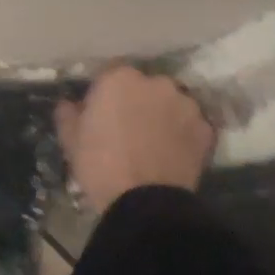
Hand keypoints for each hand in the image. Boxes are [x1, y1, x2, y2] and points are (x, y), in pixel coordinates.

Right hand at [55, 66, 215, 213]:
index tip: (97, 111)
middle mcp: (157, 83)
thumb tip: (70, 104)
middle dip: (135, 101)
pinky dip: (180, 133)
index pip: (109, 74)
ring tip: (150, 141)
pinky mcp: (206, 128)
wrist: (144, 200)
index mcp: (119, 80)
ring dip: (160, 115)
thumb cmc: (99, 164)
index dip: (103, 93)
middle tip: (124, 127)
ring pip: (170, 103)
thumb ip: (68, 114)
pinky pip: (188, 124)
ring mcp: (186, 104)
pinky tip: (168, 153)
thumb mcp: (70, 139)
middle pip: (143, 86)